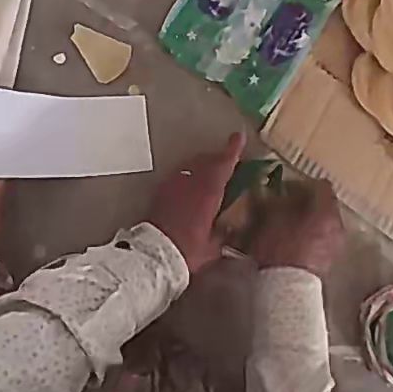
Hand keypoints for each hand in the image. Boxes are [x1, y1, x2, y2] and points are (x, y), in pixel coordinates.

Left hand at [146, 132, 244, 272]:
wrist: (153, 255)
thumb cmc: (187, 251)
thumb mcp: (212, 247)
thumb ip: (223, 235)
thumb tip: (231, 229)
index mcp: (208, 193)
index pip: (222, 165)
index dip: (232, 150)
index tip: (239, 136)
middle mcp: (191, 183)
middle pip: (206, 161)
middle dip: (219, 157)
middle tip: (229, 158)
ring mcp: (174, 185)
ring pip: (192, 166)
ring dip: (203, 165)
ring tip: (210, 171)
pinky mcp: (161, 192)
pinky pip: (179, 176)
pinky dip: (189, 175)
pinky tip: (190, 186)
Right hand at [250, 181, 344, 276]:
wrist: (285, 288)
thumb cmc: (277, 246)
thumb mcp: (269, 215)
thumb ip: (274, 199)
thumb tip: (274, 192)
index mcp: (326, 209)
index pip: (321, 186)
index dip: (303, 184)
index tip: (288, 188)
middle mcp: (337, 224)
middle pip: (324, 206)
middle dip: (306, 205)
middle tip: (286, 207)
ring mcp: (336, 244)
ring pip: (323, 224)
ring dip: (308, 222)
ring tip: (288, 227)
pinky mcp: (330, 261)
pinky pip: (322, 240)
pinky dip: (310, 238)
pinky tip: (293, 244)